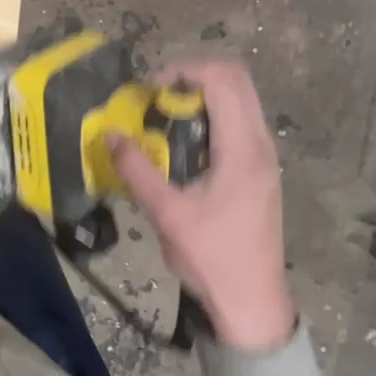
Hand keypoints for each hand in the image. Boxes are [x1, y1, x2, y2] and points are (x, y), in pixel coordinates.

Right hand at [109, 60, 295, 351]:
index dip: (184, 71)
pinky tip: (184, 141)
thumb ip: (137, 170)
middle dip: (193, 75)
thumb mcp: (167, 215)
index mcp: (242, 150)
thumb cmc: (212, 259)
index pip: (222, 80)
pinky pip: (240, 118)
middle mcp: (261, 144)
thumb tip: (110, 134)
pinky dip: (213, 112)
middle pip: (236, 78)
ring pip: (241, 97)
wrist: (253, 305)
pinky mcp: (261, 168)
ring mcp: (265, 156)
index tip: (151, 90)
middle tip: (158, 96)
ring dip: (203, 93)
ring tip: (166, 115)